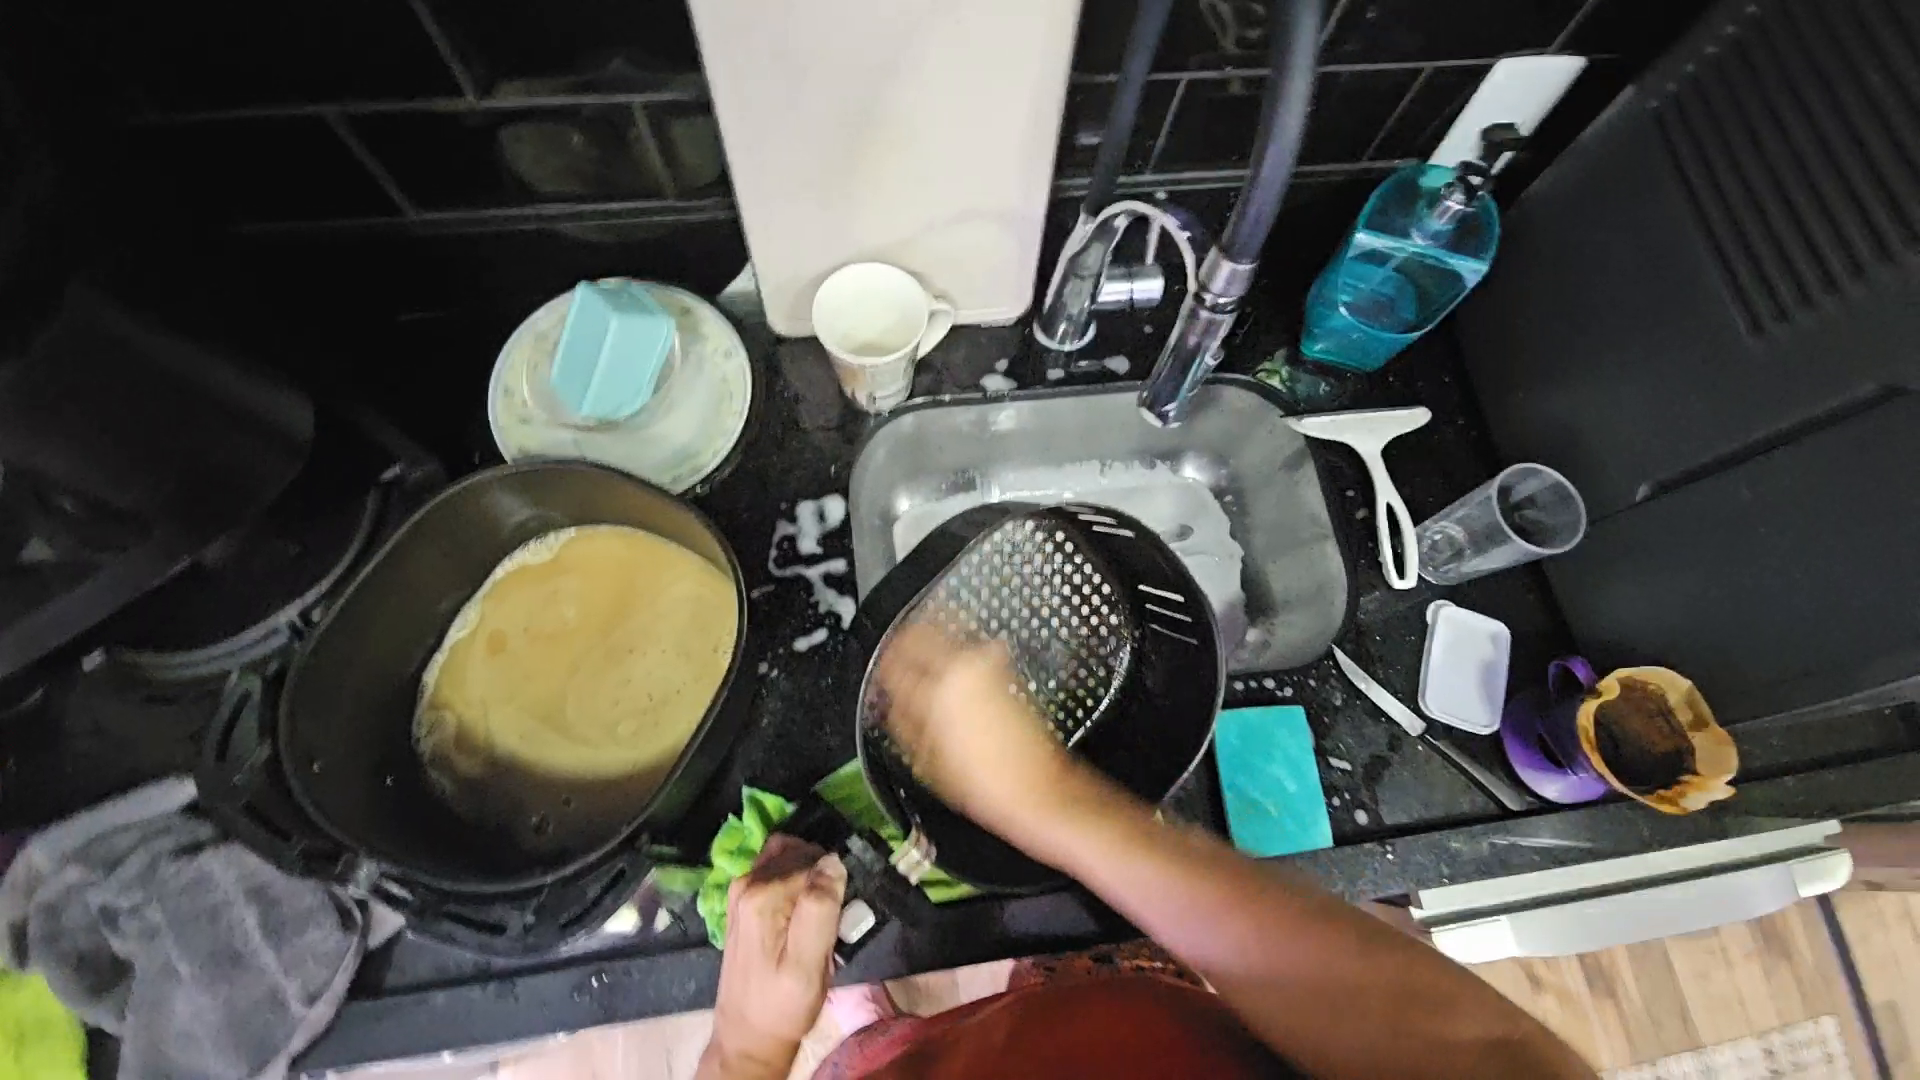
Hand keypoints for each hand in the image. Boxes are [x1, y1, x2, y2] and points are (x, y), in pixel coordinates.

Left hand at [700, 835, 845, 1079]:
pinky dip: (797, 876)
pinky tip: (804, 908)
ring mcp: (742, 889)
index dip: (836, 883)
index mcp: (762, 894)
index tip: (842, 915)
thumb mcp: (809, 966)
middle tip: (833, 914)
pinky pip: (777, 866)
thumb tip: (833, 861)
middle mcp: (748, 882)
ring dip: (811, 871)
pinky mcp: (745, 898)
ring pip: (789, 855)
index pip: (816, 861)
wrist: (748, 1037)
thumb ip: (820, 909)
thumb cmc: (783, 1006)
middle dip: (824, 874)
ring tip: (820, 908)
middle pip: (802, 853)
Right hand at [871, 621, 1074, 831]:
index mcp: (933, 696)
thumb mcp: (928, 763)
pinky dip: (961, 642)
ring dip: (932, 631)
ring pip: (948, 628)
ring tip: (924, 641)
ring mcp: (985, 666)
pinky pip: (976, 642)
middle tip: (898, 650)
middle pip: (920, 633)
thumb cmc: (985, 783)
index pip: (894, 665)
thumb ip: (905, 724)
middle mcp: (959, 672)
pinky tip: (957, 656)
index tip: (881, 674)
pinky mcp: (1006, 669)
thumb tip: (892, 706)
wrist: (1034, 785)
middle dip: (904, 640)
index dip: (883, 667)